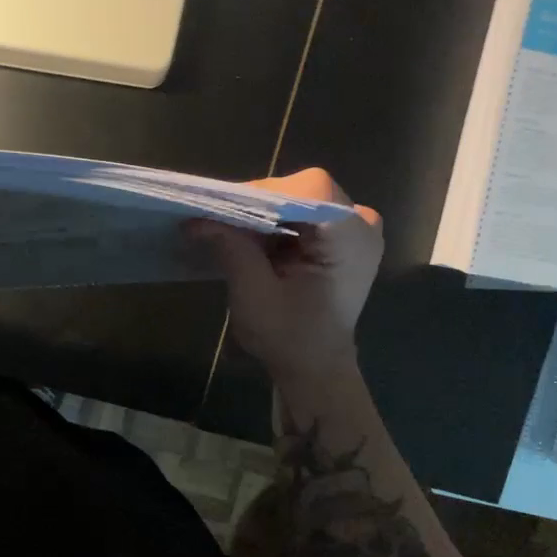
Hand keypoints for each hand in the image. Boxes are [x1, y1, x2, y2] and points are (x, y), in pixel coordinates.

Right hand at [186, 168, 382, 381]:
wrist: (315, 367)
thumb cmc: (288, 336)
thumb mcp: (252, 294)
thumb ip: (231, 248)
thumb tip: (195, 218)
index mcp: (350, 238)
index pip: (308, 189)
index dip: (262, 193)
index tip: (222, 210)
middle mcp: (361, 224)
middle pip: (305, 189)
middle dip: (259, 203)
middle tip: (220, 221)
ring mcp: (356, 229)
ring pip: (301, 198)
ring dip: (265, 212)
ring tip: (232, 231)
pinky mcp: (343, 237)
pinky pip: (306, 213)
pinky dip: (277, 222)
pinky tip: (255, 241)